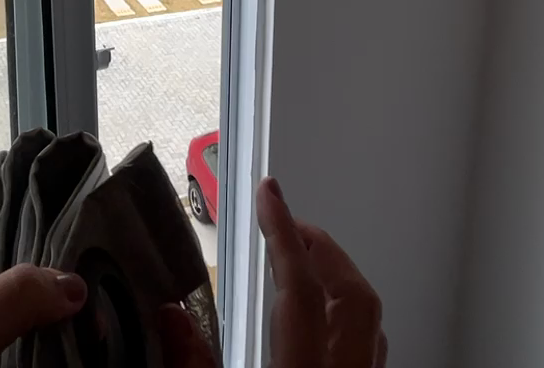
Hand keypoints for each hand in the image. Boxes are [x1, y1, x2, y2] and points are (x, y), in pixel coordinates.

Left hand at [0, 182, 88, 367]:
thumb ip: (7, 300)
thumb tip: (72, 280)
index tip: (21, 183)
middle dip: (32, 261)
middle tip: (82, 243)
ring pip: (12, 329)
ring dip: (50, 318)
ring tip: (97, 295)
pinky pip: (22, 366)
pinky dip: (50, 360)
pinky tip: (85, 353)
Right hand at [158, 176, 385, 367]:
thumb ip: (195, 364)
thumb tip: (172, 313)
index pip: (299, 286)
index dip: (281, 231)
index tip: (268, 191)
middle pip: (352, 295)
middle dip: (319, 245)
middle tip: (285, 218)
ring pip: (370, 317)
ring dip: (338, 274)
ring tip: (302, 253)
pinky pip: (371, 343)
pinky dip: (347, 310)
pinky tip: (324, 310)